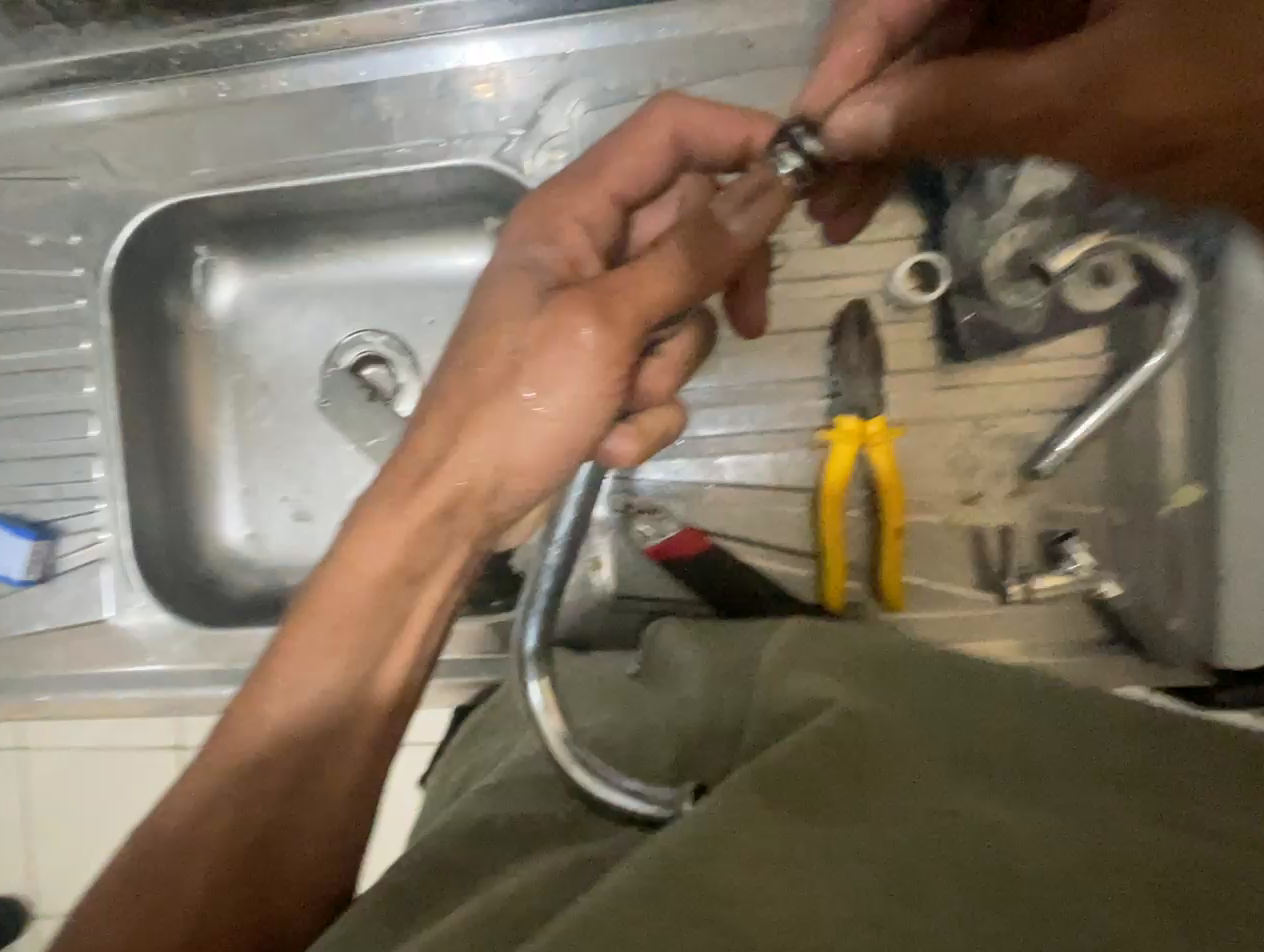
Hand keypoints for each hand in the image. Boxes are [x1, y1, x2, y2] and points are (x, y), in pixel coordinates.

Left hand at [370, 92, 795, 544]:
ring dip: (663, 372)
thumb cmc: (516, 408)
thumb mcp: (605, 325)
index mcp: (571, 215)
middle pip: (691, 230)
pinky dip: (641, 417)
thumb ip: (689, 256)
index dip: (738, 139)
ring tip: (613, 405)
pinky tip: (600, 443)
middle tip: (749, 322)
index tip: (800, 177)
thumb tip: (770, 183)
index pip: (668, 134)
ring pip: (683, 316)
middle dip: (709, 292)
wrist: (463, 504)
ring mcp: (595, 319)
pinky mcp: (602, 375)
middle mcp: (586, 255)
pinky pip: (658, 377)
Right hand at [793, 0, 1263, 223]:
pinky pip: (967, 77)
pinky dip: (925, 135)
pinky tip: (878, 189)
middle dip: (866, 103)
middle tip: (810, 179)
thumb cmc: (1239, 102)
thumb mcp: (1086, 104)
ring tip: (836, 210)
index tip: (809, 123)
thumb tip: (839, 128)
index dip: (860, 46)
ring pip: (939, 51)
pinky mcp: (1056, 29)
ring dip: (884, 133)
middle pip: (927, 10)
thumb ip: (955, 107)